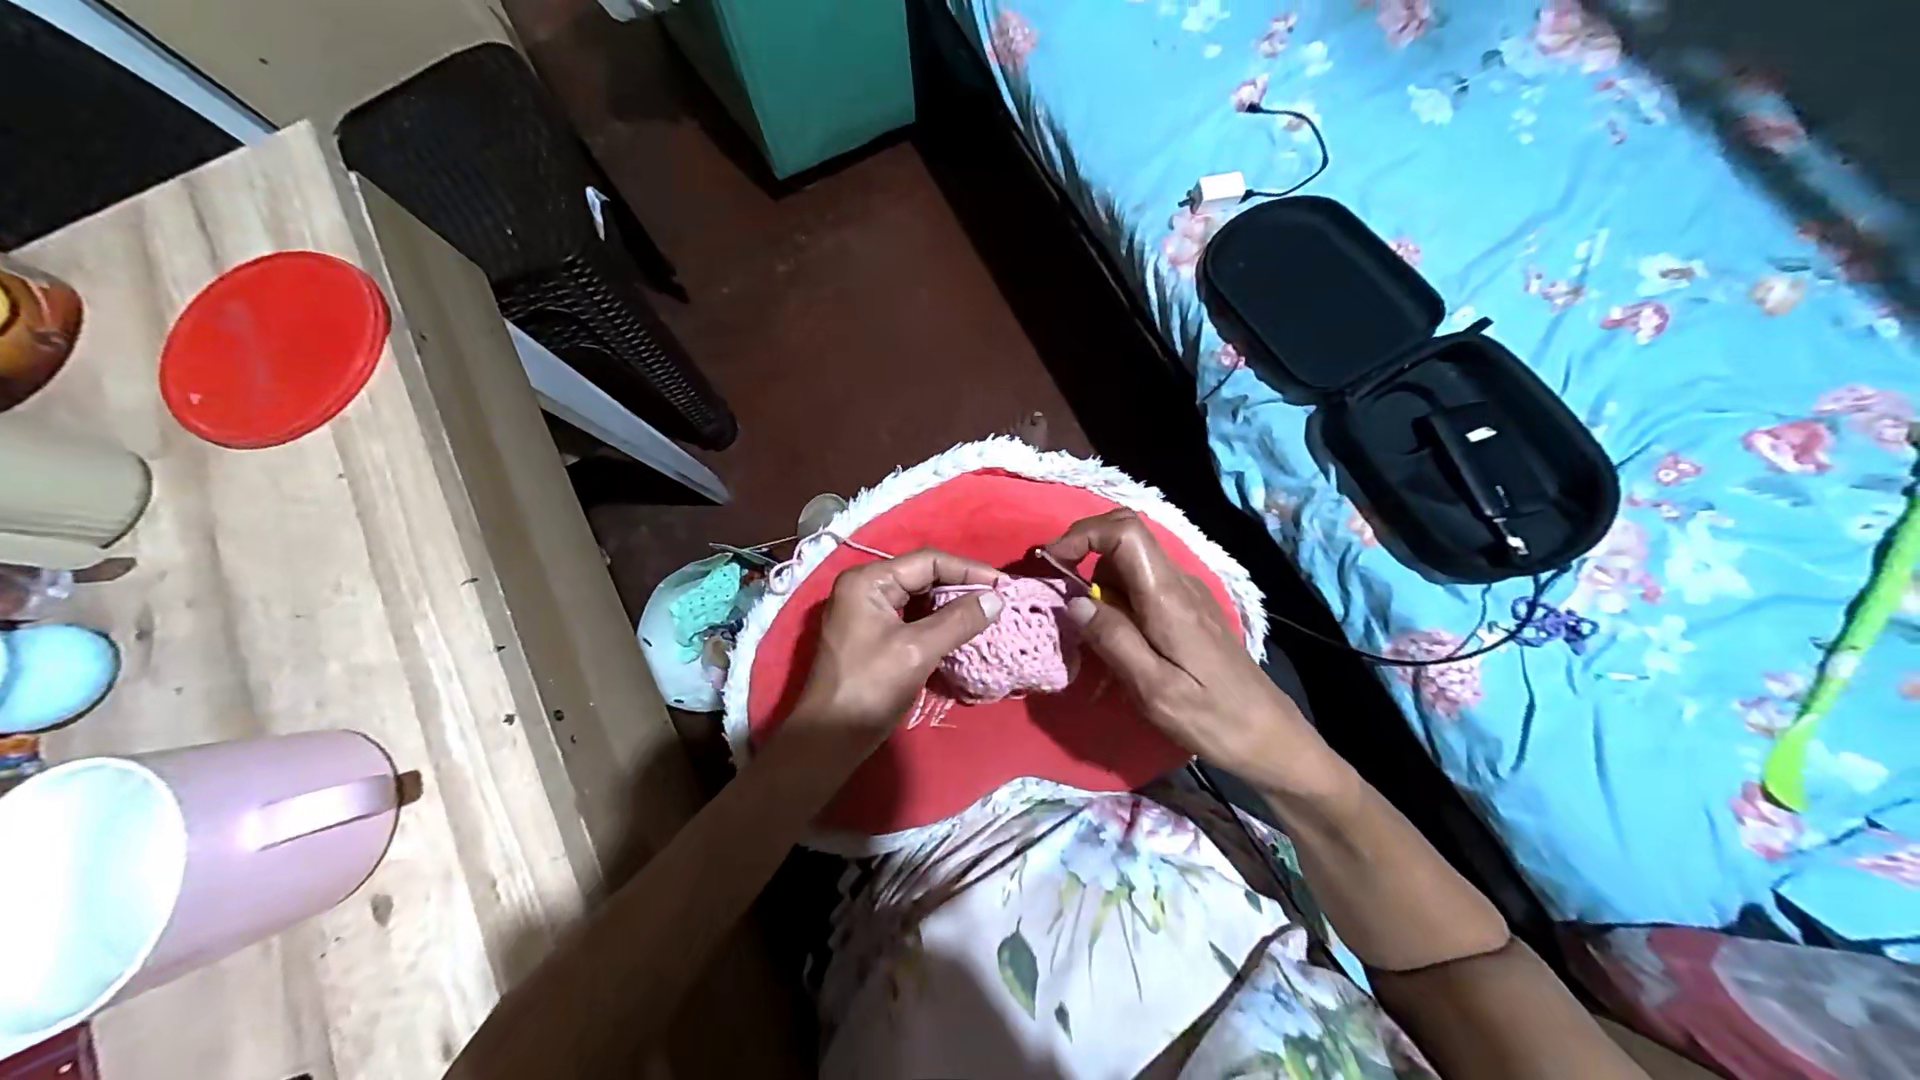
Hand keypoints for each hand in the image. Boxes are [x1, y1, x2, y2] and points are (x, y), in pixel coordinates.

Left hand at [785, 548, 1006, 746]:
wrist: (829, 737)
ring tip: (987, 611)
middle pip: (922, 575)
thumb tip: (997, 599)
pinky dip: (938, 621)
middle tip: (998, 598)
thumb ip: (959, 620)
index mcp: (868, 581)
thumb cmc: (870, 688)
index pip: (927, 561)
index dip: (968, 570)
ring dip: (952, 604)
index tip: (1004, 585)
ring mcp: (866, 611)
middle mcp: (864, 587)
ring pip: (919, 597)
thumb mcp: (918, 650)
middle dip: (962, 585)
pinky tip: (962, 628)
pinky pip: (912, 616)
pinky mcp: (872, 634)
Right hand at [1047, 510, 1345, 795]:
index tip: (1052, 562)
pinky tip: (1116, 639)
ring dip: (1099, 583)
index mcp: (1168, 597)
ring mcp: (1186, 593)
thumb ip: (1113, 640)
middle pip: (1126, 536)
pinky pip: (1142, 585)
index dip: (1082, 534)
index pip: (1125, 531)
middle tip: (1062, 594)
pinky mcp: (1188, 609)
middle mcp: (1179, 583)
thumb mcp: (1154, 690)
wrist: (1269, 736)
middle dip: (1085, 552)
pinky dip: (1116, 598)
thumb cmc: (1212, 718)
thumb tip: (1073, 601)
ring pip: (1130, 562)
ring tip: (1090, 632)